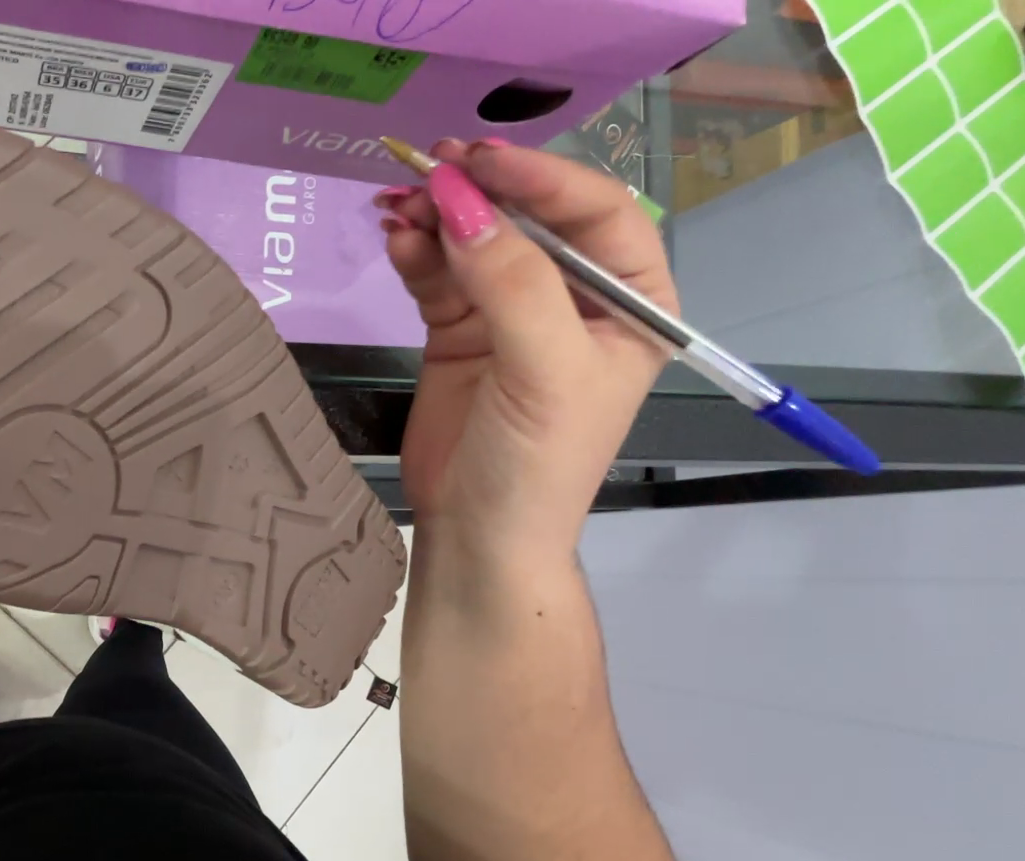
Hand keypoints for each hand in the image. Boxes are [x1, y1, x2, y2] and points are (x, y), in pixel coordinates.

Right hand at [378, 139, 675, 558]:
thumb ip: (511, 283)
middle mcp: (571, 298)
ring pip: (474, 244)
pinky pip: (437, 278)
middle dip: (478, 193)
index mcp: (629, 300)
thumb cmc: (537, 463)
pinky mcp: (456, 334)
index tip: (477, 162)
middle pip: (527, 220)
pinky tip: (395, 240)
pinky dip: (415, 256)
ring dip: (436, 221)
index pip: (595, 213)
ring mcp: (508, 314)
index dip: (540, 180)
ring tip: (397, 207)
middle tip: (424, 169)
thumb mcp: (544, 369)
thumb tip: (460, 205)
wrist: (478, 535)